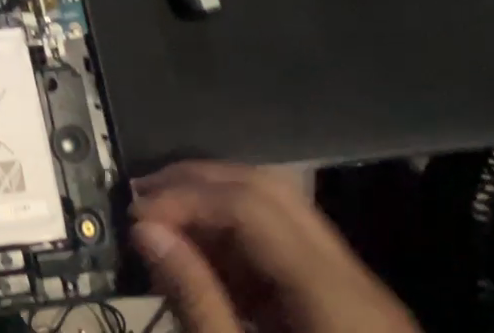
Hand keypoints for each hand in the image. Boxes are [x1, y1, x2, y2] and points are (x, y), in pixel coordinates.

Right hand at [130, 162, 420, 332]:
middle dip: (199, 185)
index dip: (186, 198)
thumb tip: (146, 231)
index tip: (136, 219)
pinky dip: (236, 240)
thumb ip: (195, 300)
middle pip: (270, 191)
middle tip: (142, 202)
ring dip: (215, 206)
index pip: (251, 206)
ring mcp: (357, 292)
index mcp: (338, 301)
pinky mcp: (347, 309)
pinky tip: (200, 259)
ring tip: (162, 226)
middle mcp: (355, 281)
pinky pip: (285, 248)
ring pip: (279, 211)